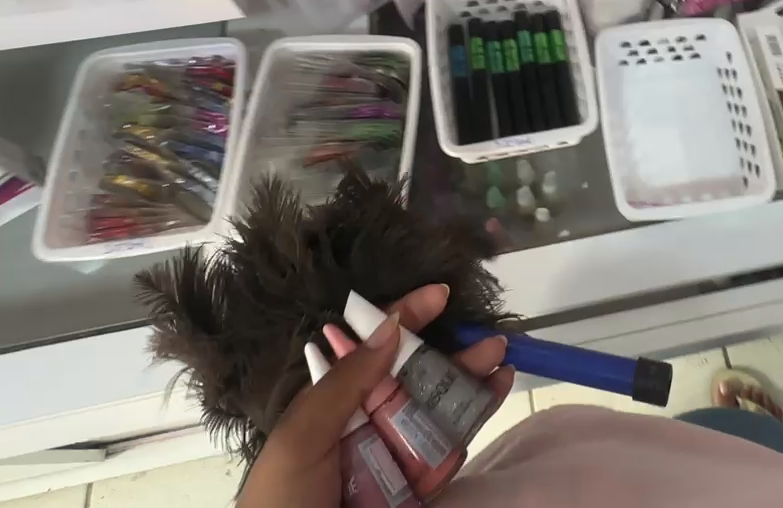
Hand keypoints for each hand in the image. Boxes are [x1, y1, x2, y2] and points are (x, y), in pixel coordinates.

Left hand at [237, 284, 513, 507]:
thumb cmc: (281, 502)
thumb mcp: (301, 438)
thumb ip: (345, 381)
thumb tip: (390, 322)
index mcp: (334, 403)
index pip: (374, 348)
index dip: (406, 316)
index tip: (440, 294)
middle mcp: (366, 423)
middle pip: (416, 376)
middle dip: (453, 352)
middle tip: (490, 338)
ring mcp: (391, 456)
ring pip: (438, 408)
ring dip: (472, 381)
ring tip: (501, 362)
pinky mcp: (412, 488)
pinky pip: (446, 449)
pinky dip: (473, 419)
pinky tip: (494, 394)